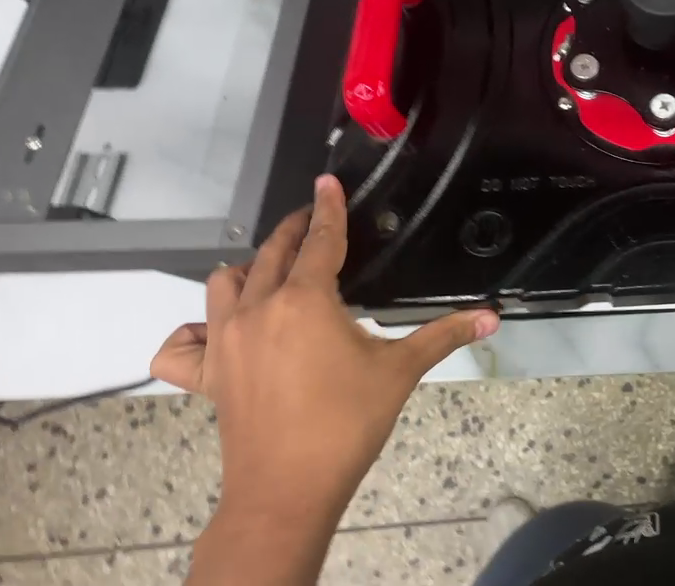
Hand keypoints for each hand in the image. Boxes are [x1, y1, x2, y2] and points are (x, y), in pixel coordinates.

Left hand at [151, 175, 498, 526]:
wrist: (287, 490)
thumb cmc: (347, 422)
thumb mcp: (401, 371)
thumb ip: (445, 335)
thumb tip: (493, 317)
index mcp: (306, 300)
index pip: (321, 240)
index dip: (328, 208)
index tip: (327, 182)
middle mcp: (258, 310)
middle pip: (272, 252)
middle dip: (295, 229)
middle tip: (315, 220)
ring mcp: (224, 342)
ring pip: (223, 284)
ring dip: (249, 268)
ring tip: (275, 270)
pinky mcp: (206, 376)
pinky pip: (181, 343)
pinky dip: (194, 330)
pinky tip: (217, 331)